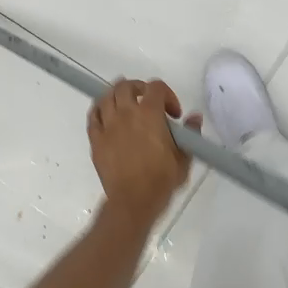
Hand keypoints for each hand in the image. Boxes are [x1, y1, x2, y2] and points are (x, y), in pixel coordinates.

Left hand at [87, 79, 198, 225]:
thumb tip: (194, 117)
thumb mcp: (184, 157)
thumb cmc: (162, 179)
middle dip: (139, 88)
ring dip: (117, 96)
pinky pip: (93, 116)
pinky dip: (100, 110)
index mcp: (150, 115)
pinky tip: (106, 116)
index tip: (173, 114)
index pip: (156, 87)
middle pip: (126, 86)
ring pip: (106, 97)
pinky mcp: (96, 139)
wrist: (134, 200)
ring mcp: (108, 126)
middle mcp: (126, 114)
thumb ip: (190, 133)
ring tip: (125, 105)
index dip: (167, 95)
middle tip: (147, 101)